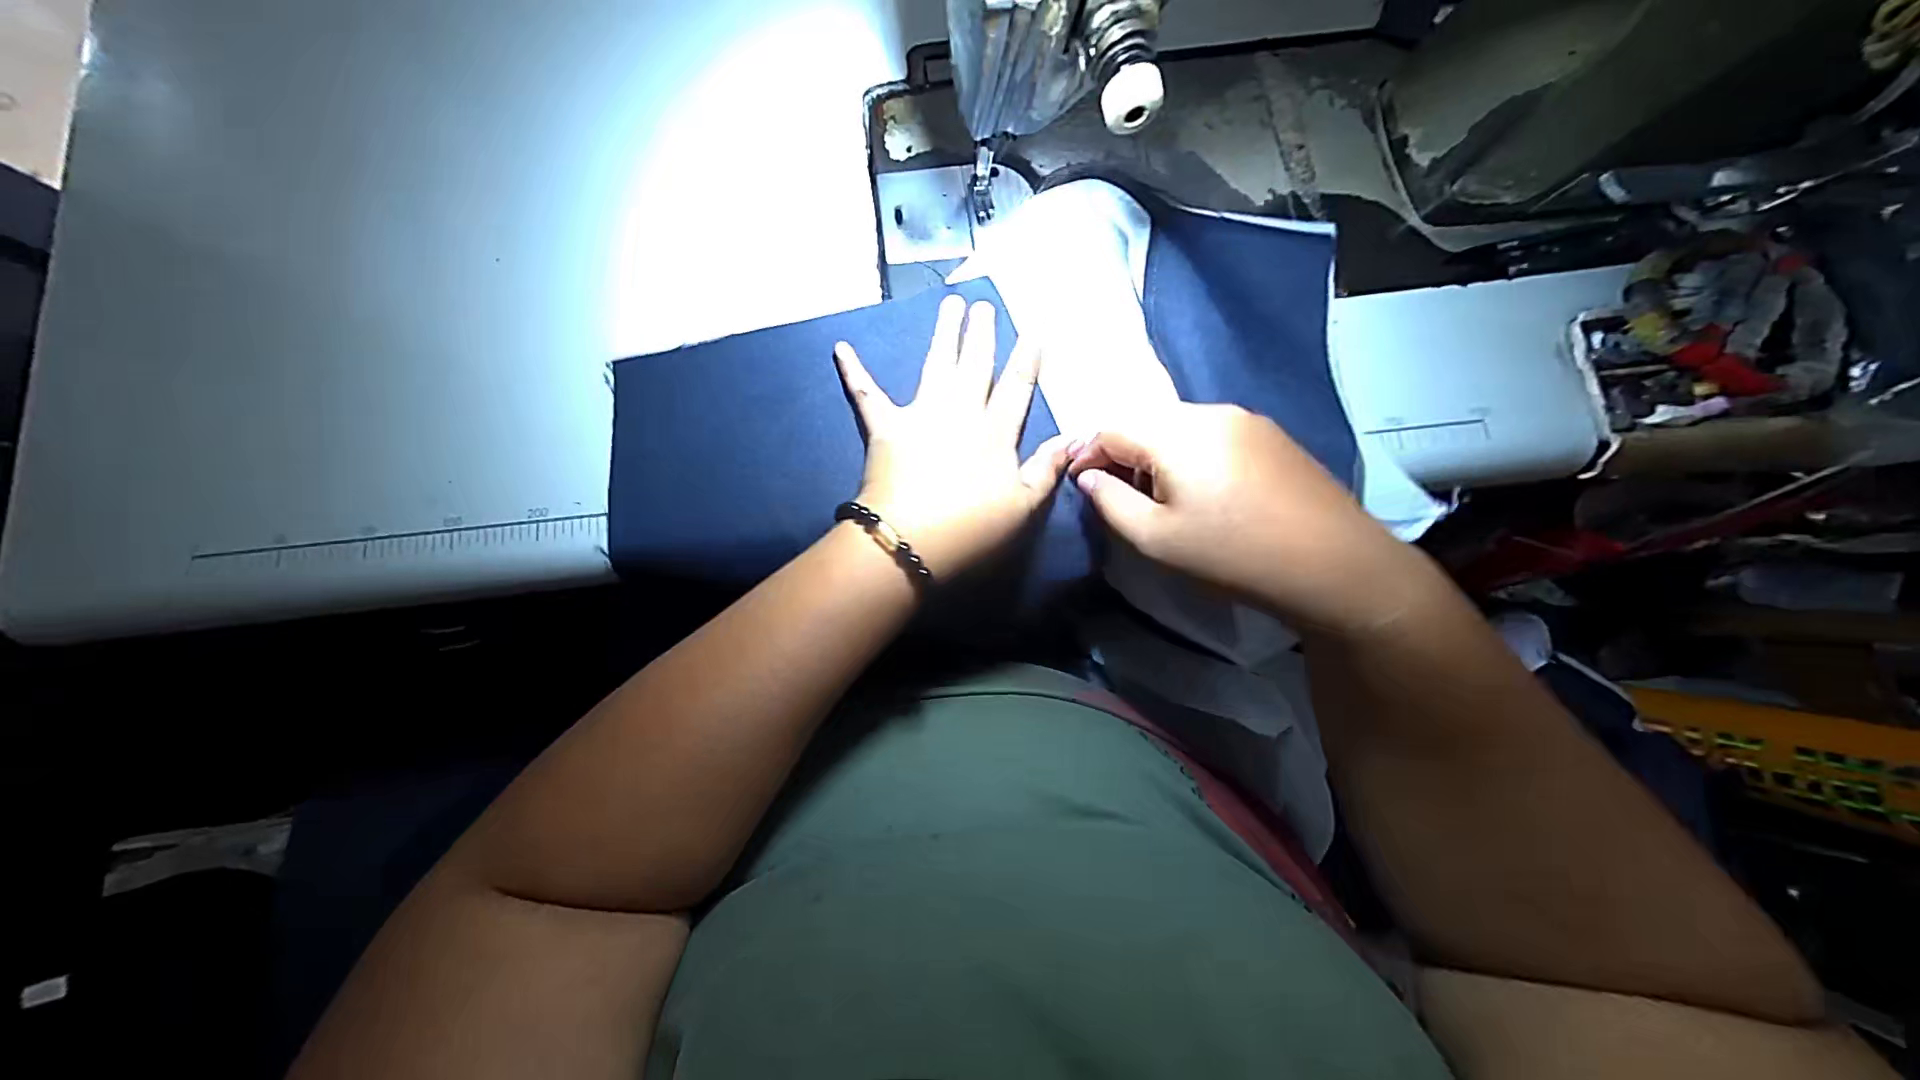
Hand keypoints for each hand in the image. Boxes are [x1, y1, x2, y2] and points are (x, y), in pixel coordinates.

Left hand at [834, 295, 1071, 577]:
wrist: (910, 539)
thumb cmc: (972, 527)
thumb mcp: (1022, 505)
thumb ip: (1046, 468)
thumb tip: (1073, 437)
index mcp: (995, 433)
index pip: (1017, 388)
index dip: (1027, 360)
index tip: (1034, 332)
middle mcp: (960, 413)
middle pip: (975, 365)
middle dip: (981, 335)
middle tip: (983, 305)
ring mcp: (921, 415)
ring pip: (935, 365)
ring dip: (943, 334)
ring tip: (949, 305)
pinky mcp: (884, 426)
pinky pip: (866, 394)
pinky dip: (853, 371)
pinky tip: (841, 347)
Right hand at [1067, 403, 1432, 635]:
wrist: (1333, 564)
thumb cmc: (1232, 555)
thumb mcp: (1156, 539)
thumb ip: (1110, 502)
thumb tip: (1089, 476)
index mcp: (1177, 433)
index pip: (1112, 427)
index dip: (1088, 453)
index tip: (1081, 484)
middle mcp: (1211, 412)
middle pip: (1147, 422)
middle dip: (1123, 454)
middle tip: (1119, 495)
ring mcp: (1247, 420)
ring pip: (1180, 427)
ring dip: (1158, 454)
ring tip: (1162, 496)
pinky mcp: (1271, 436)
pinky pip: (1213, 434)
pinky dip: (1191, 455)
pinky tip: (1205, 491)